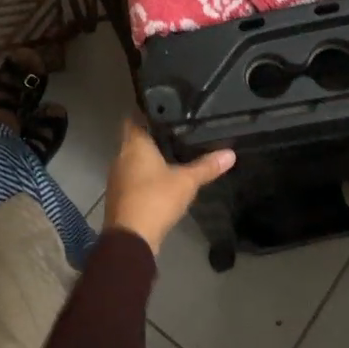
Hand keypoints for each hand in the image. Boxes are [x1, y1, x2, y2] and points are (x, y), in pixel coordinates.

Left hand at [103, 116, 235, 254]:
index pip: (134, 117)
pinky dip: (145, 175)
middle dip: (152, 135)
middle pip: (134, 137)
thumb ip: (207, 166)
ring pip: (133, 158)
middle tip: (176, 129)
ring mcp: (117, 177)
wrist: (131, 239)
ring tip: (173, 151)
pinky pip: (133, 177)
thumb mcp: (187, 181)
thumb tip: (231, 153)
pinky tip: (162, 178)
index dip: (147, 111)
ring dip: (148, 157)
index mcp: (134, 145)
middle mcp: (121, 156)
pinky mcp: (119, 195)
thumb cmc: (155, 199)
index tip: (165, 108)